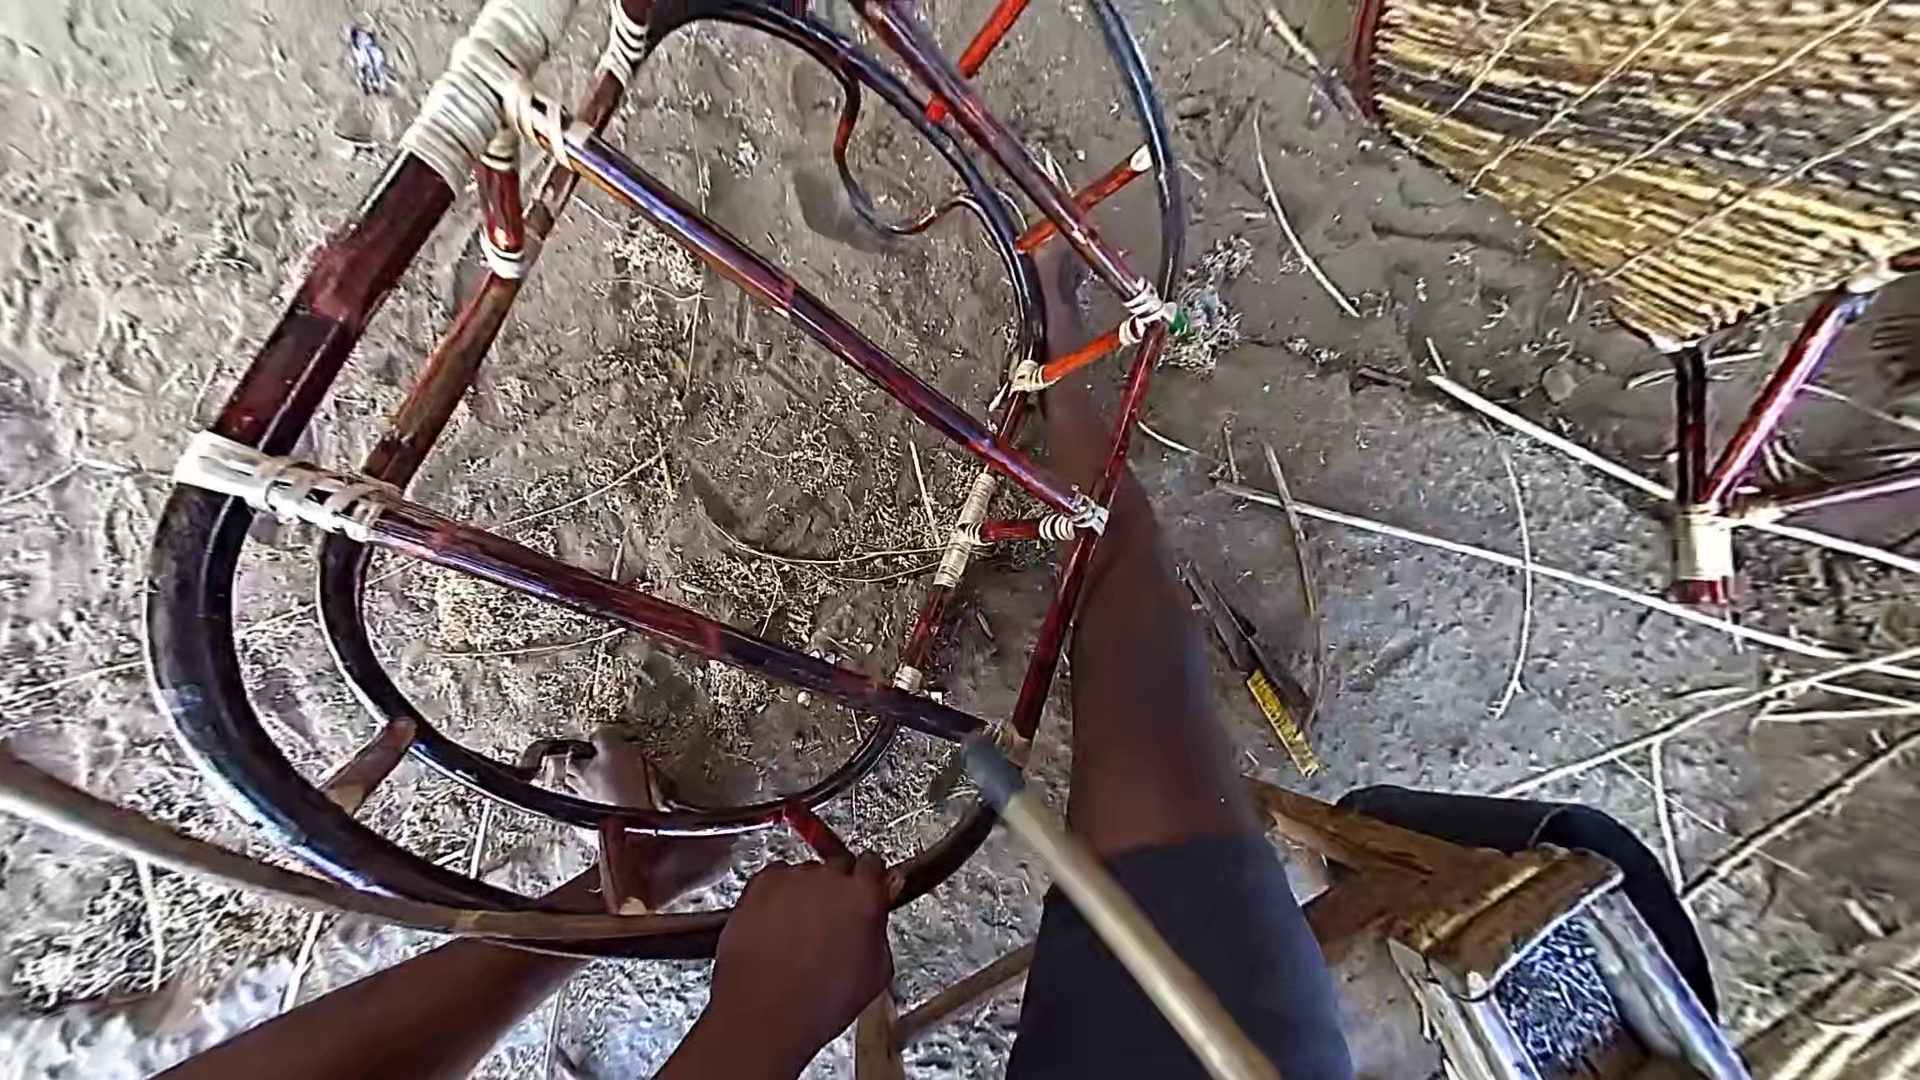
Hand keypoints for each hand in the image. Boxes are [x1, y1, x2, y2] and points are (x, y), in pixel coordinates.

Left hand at [704, 855, 892, 1067]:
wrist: (761, 1017)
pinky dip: (776, 894)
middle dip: (836, 888)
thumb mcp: (874, 975)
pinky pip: (777, 878)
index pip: (872, 864)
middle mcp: (831, 877)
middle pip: (838, 867)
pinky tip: (774, 925)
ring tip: (795, 932)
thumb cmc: (817, 1005)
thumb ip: (881, 931)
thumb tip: (879, 911)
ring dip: (805, 893)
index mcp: (863, 894)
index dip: (867, 880)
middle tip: (827, 920)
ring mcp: (795, 876)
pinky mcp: (764, 882)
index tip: (862, 891)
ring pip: (806, 874)